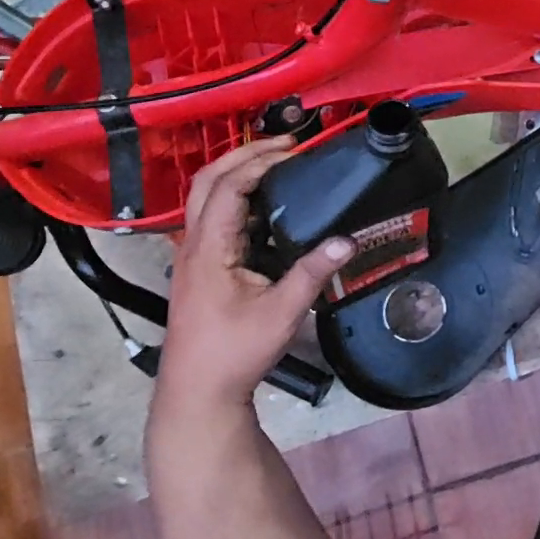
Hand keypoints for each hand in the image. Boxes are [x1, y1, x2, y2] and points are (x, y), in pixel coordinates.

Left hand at [154, 136, 354, 413]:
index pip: (228, 188)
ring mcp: (192, 256)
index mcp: (208, 250)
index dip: (260, 162)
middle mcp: (193, 245)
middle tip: (285, 144)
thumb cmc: (234, 353)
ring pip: (206, 197)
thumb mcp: (281, 313)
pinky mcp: (200, 267)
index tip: (296, 151)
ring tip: (279, 164)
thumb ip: (313, 273)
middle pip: (207, 182)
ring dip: (238, 173)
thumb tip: (347, 239)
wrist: (197, 394)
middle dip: (244, 155)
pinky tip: (269, 205)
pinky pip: (214, 216)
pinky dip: (239, 197)